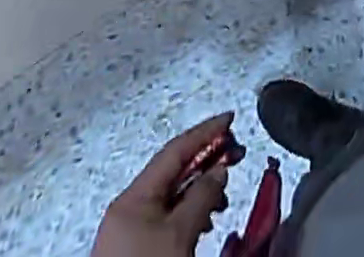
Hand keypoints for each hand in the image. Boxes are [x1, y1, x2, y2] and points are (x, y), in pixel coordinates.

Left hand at [91, 113, 233, 256]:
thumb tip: (219, 170)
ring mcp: (128, 229)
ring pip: (169, 194)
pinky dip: (188, 209)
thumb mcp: (180, 235)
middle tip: (235, 153)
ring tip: (223, 194)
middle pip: (171, 171)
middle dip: (205, 160)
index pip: (174, 150)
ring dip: (199, 188)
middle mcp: (128, 207)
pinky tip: (206, 219)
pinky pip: (165, 216)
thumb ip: (202, 197)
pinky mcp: (134, 249)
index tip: (230, 119)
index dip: (205, 131)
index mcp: (134, 196)